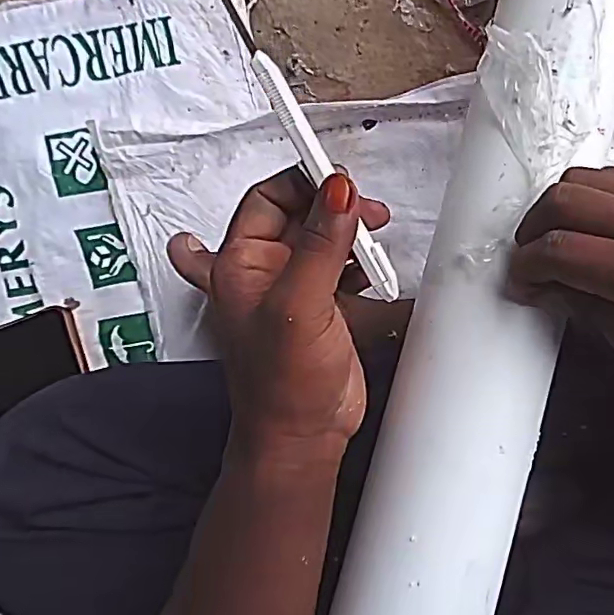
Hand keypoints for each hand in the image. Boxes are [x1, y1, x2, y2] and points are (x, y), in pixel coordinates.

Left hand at [169, 168, 391, 447]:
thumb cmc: (282, 385)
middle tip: (368, 215)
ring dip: (351, 238)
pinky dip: (361, 265)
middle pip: (301, 214)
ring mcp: (296, 289)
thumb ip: (321, 246)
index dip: (304, 182)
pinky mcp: (325, 307)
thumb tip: (336, 192)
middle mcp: (265, 271)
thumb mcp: (300, 305)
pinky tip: (373, 273)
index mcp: (240, 264)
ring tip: (373, 248)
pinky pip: (344, 269)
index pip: (269, 198)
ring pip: (325, 240)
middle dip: (336, 209)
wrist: (305, 436)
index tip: (342, 179)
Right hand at [508, 167, 613, 362]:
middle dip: (530, 231)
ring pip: (577, 179)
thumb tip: (544, 286)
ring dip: (553, 208)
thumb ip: (582, 309)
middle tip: (530, 255)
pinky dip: (583, 195)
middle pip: (560, 202)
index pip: (558, 251)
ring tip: (553, 236)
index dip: (526, 267)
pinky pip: (605, 174)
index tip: (521, 281)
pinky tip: (585, 222)